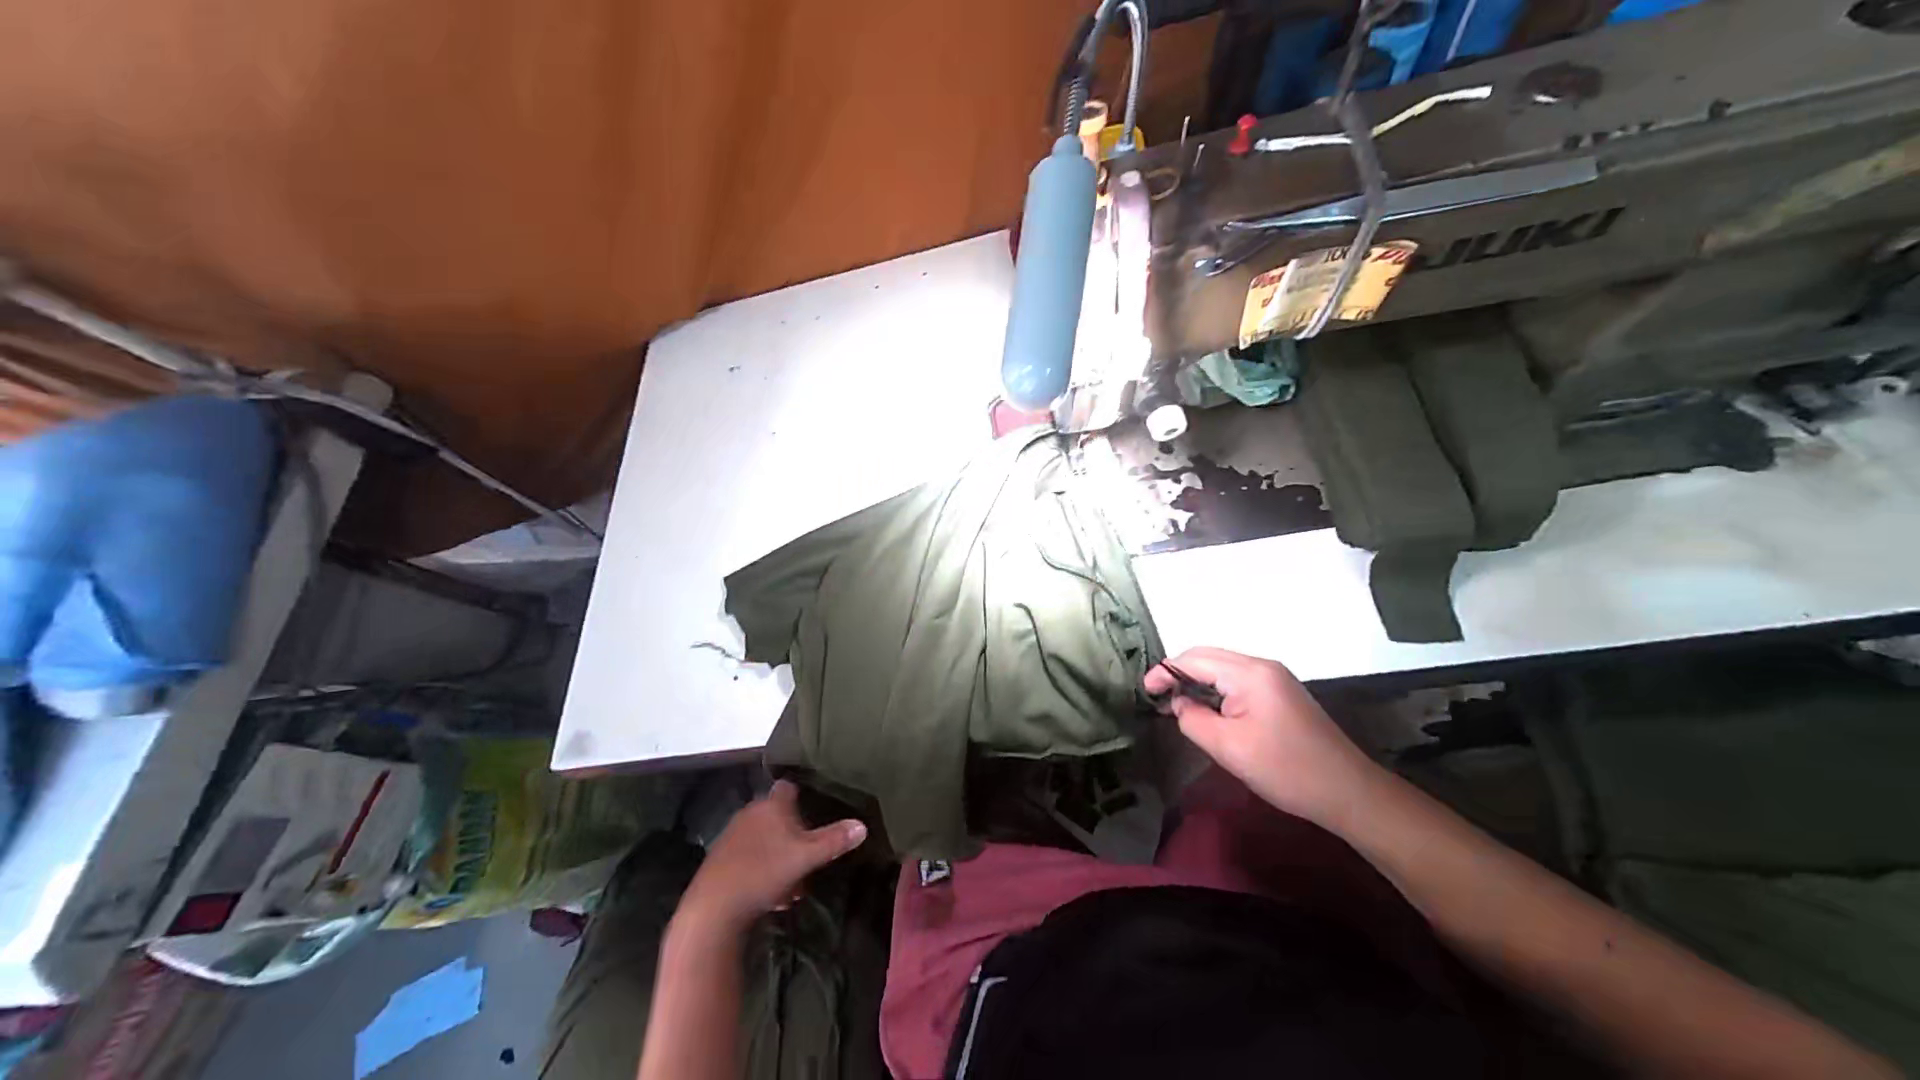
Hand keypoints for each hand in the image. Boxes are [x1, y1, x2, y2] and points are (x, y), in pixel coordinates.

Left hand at [678, 780, 867, 932]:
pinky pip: (750, 856)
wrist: (713, 908)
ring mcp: (732, 836)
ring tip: (793, 882)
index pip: (789, 787)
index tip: (816, 805)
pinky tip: (771, 894)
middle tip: (810, 854)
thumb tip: (862, 825)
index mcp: (771, 805)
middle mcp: (750, 813)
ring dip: (779, 855)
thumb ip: (834, 840)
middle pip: (778, 815)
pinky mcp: (720, 859)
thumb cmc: (764, 873)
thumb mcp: (807, 858)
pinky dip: (763, 868)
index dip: (803, 794)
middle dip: (794, 833)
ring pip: (765, 839)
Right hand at [1145, 647, 1379, 825]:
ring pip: (1223, 669)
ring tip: (1177, 705)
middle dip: (1179, 674)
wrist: (1347, 792)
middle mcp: (1263, 666)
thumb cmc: (1284, 769)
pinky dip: (1217, 691)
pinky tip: (1208, 711)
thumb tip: (1179, 703)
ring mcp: (1276, 679)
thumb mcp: (1227, 747)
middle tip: (1157, 698)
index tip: (1145, 691)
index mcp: (1250, 673)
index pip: (1195, 659)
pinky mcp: (1282, 694)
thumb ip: (1193, 719)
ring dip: (1198, 682)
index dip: (1165, 672)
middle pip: (1209, 658)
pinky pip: (1239, 682)